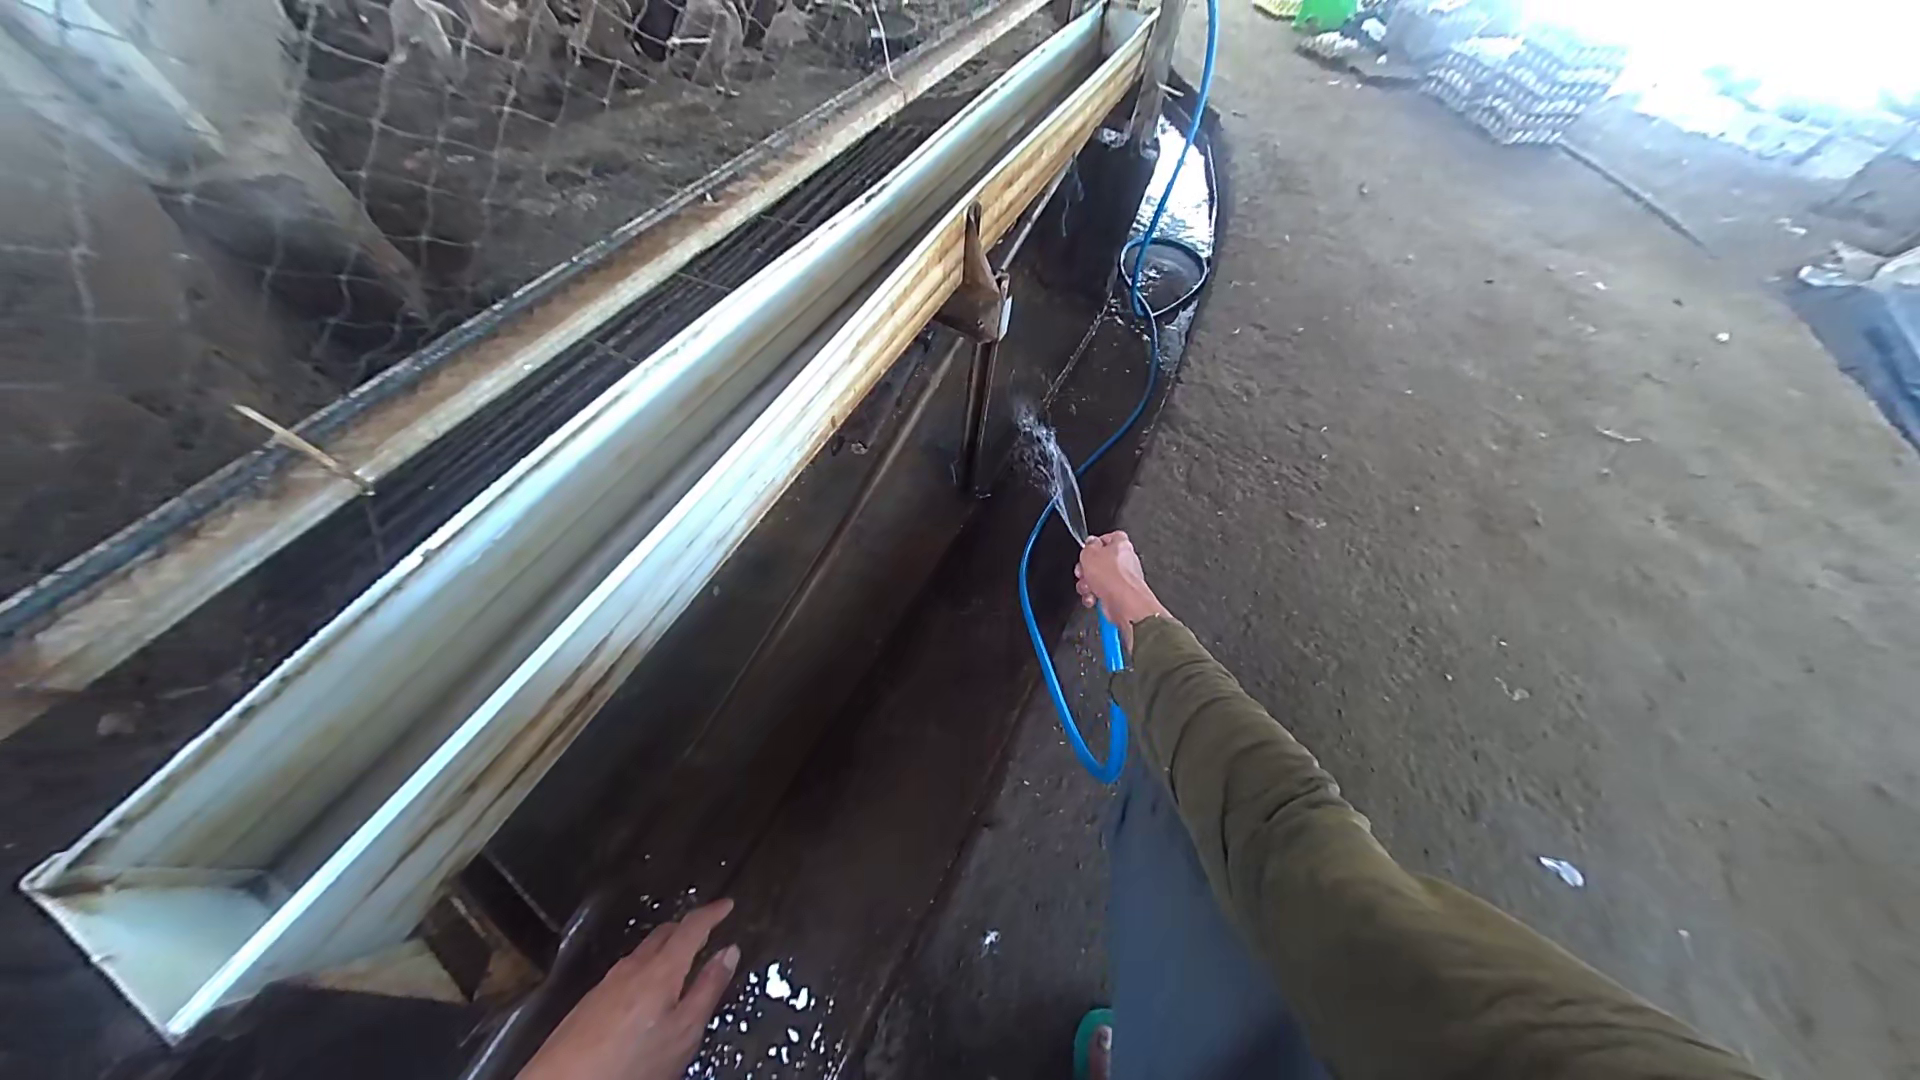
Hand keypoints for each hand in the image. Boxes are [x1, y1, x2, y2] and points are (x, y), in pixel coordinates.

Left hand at [519, 899, 739, 1079]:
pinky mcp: (587, 1004)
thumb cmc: (626, 1068)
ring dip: (665, 948)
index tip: (726, 905)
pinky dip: (645, 970)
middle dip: (689, 927)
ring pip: (643, 952)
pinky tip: (644, 996)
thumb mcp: (683, 1033)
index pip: (693, 925)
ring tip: (679, 963)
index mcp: (661, 970)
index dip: (713, 912)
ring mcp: (606, 984)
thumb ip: (709, 988)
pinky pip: (625, 972)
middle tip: (707, 931)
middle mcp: (633, 967)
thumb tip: (729, 953)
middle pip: (666, 932)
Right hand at [1074, 531, 1170, 651]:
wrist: (1124, 603)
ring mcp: (1122, 580)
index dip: (1095, 544)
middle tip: (1083, 572)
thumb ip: (1088, 546)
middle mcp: (1125, 562)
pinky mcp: (1119, 595)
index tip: (1087, 551)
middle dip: (1087, 569)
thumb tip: (1089, 543)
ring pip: (1098, 579)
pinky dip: (1094, 597)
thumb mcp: (1090, 553)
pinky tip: (1093, 598)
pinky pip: (1101, 593)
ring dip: (1087, 585)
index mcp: (1121, 546)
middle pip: (1099, 561)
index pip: (1108, 538)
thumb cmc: (1113, 578)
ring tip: (1088, 587)